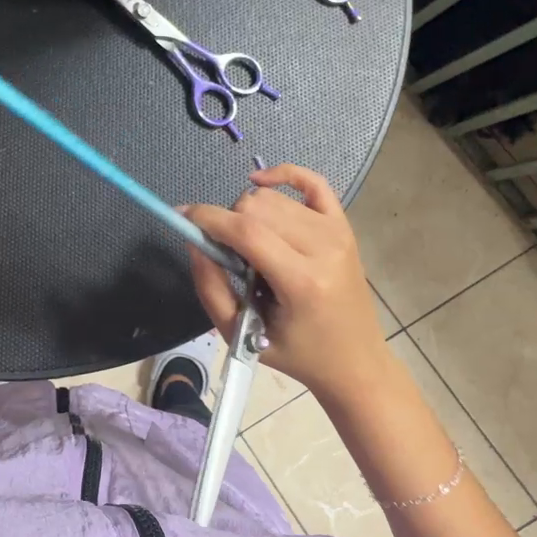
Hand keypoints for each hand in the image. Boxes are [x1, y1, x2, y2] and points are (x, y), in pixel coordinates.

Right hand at [182, 164, 390, 396]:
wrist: (354, 362)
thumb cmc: (297, 353)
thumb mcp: (240, 333)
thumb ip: (210, 286)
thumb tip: (194, 241)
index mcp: (301, 281)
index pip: (246, 231)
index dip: (207, 218)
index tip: (182, 216)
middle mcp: (324, 248)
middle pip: (256, 208)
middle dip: (228, 221)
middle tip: (230, 255)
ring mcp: (337, 233)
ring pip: (273, 197)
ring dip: (248, 212)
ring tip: (253, 245)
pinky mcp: (344, 225)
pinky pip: (312, 181)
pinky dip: (282, 175)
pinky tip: (260, 182)